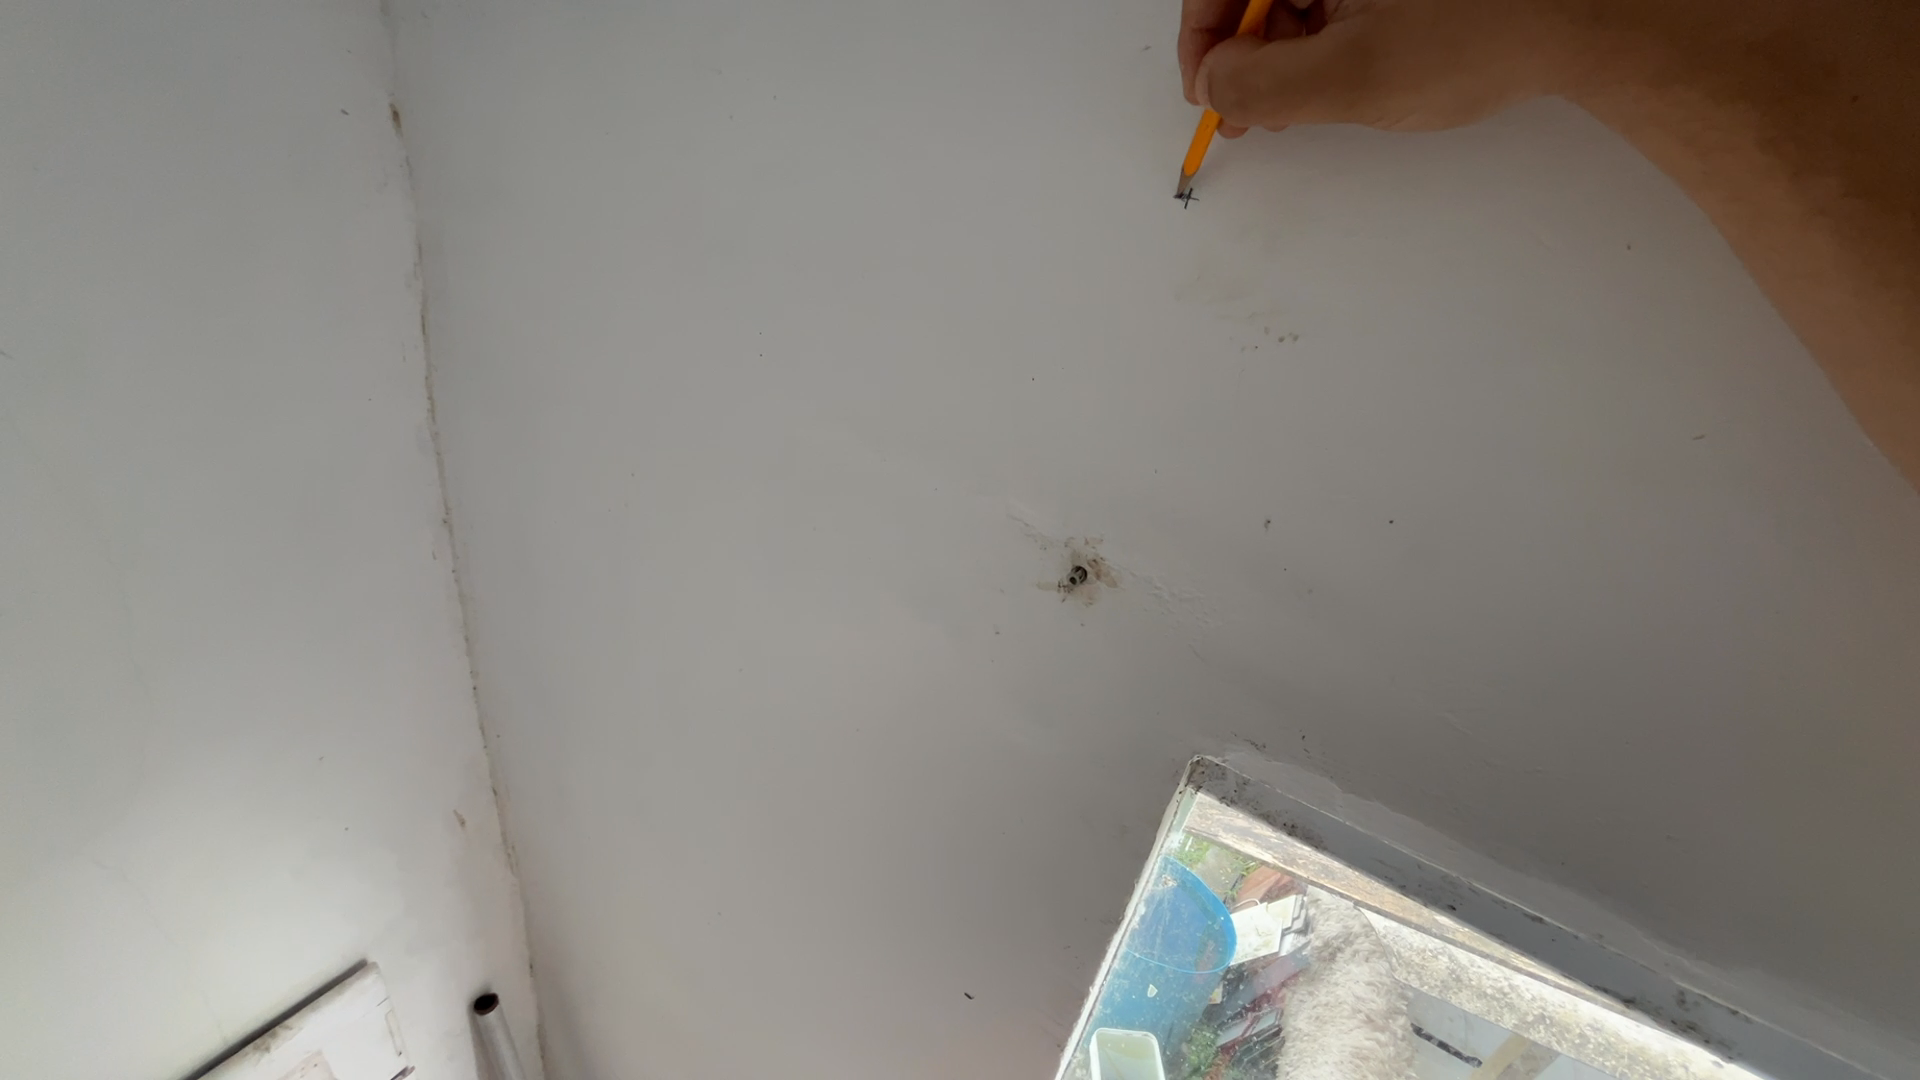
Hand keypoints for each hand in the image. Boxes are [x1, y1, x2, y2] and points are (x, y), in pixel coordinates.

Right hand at [1179, 0, 1590, 134]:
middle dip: (1240, 51)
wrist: (1596, 12)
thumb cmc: (1486, 34)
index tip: (1206, 93)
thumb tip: (1211, 84)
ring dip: (1276, 51)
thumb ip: (1260, 86)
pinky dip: (1314, 36)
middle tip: (1246, 112)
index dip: (1203, 38)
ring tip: (1292, 104)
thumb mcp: (1353, 78)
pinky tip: (1326, 73)